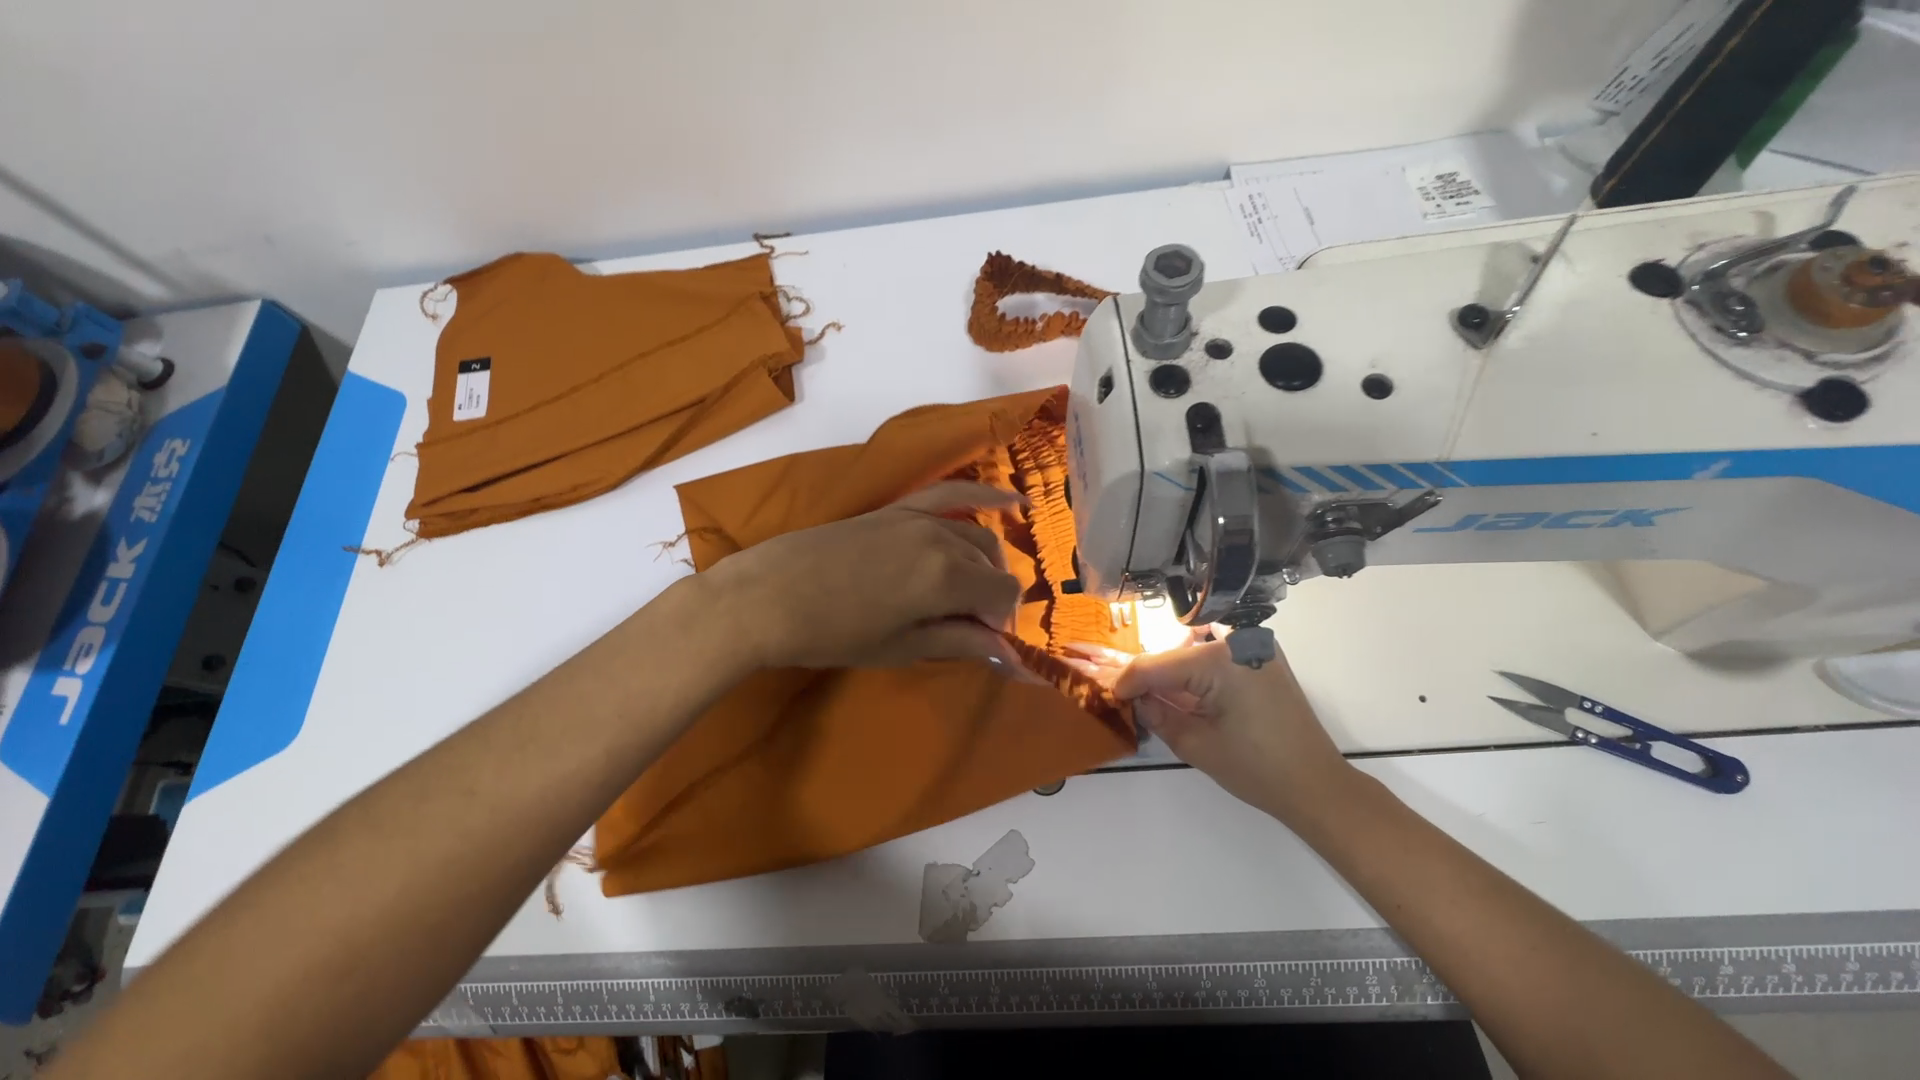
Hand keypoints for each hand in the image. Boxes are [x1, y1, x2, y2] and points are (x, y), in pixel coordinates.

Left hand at [702, 481, 1030, 671]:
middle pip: (991, 566)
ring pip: (976, 535)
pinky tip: (1013, 499)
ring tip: (970, 592)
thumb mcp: (900, 647)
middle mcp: (942, 539)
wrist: (767, 597)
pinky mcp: (896, 508)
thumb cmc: (832, 634)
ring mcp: (919, 517)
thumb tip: (1014, 659)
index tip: (978, 642)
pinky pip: (951, 494)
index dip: (1000, 623)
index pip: (1004, 595)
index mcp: (947, 578)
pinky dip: (984, 494)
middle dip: (990, 599)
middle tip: (966, 629)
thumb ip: (961, 643)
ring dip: (985, 563)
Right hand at [1113, 636, 1352, 820]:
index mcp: (1220, 659)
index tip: (1108, 696)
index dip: (1126, 682)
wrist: (1316, 784)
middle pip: (1174, 652)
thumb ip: (1158, 715)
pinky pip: (1217, 655)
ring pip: (1193, 649)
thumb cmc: (1257, 769)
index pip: (1156, 665)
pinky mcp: (1263, 658)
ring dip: (1169, 669)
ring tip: (1145, 691)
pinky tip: (1177, 690)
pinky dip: (1194, 671)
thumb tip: (1135, 699)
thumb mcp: (1196, 745)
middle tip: (1118, 687)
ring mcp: (1255, 645)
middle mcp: (1238, 640)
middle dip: (1146, 672)